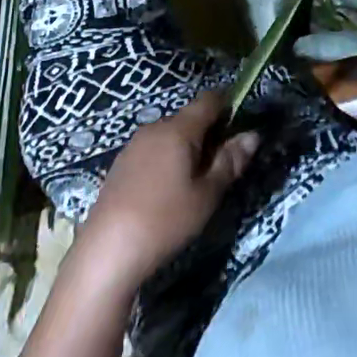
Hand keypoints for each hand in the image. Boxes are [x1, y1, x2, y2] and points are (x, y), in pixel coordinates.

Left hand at [71, 92, 259, 282]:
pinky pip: (153, 151)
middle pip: (189, 118)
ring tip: (195, 181)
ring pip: (170, 136)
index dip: (229, 106)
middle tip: (222, 164)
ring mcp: (132, 147)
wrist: (104, 256)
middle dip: (209, 133)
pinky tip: (167, 191)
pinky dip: (167, 160)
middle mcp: (154, 128)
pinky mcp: (119, 167)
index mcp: (178, 129)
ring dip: (187, 148)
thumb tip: (253, 134)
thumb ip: (231, 160)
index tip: (240, 128)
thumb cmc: (165, 220)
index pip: (210, 99)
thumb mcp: (208, 194)